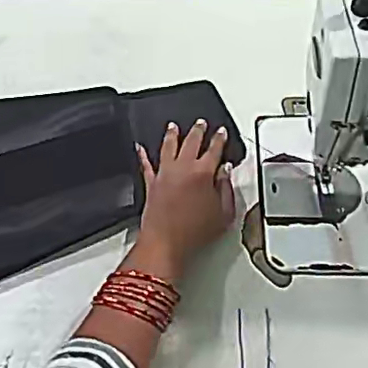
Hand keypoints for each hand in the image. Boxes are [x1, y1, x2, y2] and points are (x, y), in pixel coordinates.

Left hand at [128, 120, 235, 278]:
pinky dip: (143, 155)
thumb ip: (227, 189)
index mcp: (204, 173)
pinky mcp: (151, 183)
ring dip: (172, 134)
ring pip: (168, 146)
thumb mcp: (224, 213)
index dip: (219, 139)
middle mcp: (183, 168)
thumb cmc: (194, 232)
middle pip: (192, 141)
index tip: (221, 132)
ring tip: (173, 126)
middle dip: (198, 130)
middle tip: (201, 123)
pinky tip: (140, 148)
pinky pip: (146, 164)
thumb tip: (226, 174)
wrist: (166, 243)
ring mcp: (165, 174)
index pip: (214, 149)